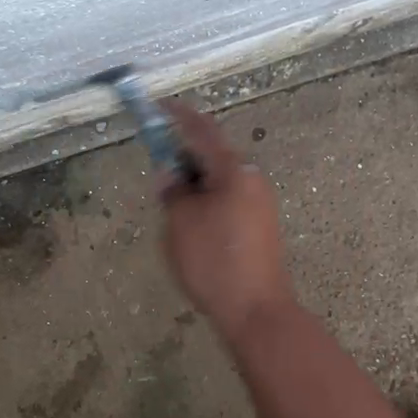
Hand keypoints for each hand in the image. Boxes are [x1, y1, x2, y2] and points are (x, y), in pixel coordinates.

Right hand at [157, 99, 295, 342]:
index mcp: (233, 169)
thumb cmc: (215, 260)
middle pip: (212, 153)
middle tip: (157, 169)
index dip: (178, 114)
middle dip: (182, 155)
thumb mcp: (181, 221)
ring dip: (193, 181)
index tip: (158, 105)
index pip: (202, 129)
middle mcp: (251, 178)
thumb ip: (172, 189)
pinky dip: (205, 198)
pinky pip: (227, 198)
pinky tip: (191, 223)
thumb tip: (169, 173)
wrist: (258, 313)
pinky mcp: (260, 225)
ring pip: (218, 178)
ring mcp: (259, 203)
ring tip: (171, 203)